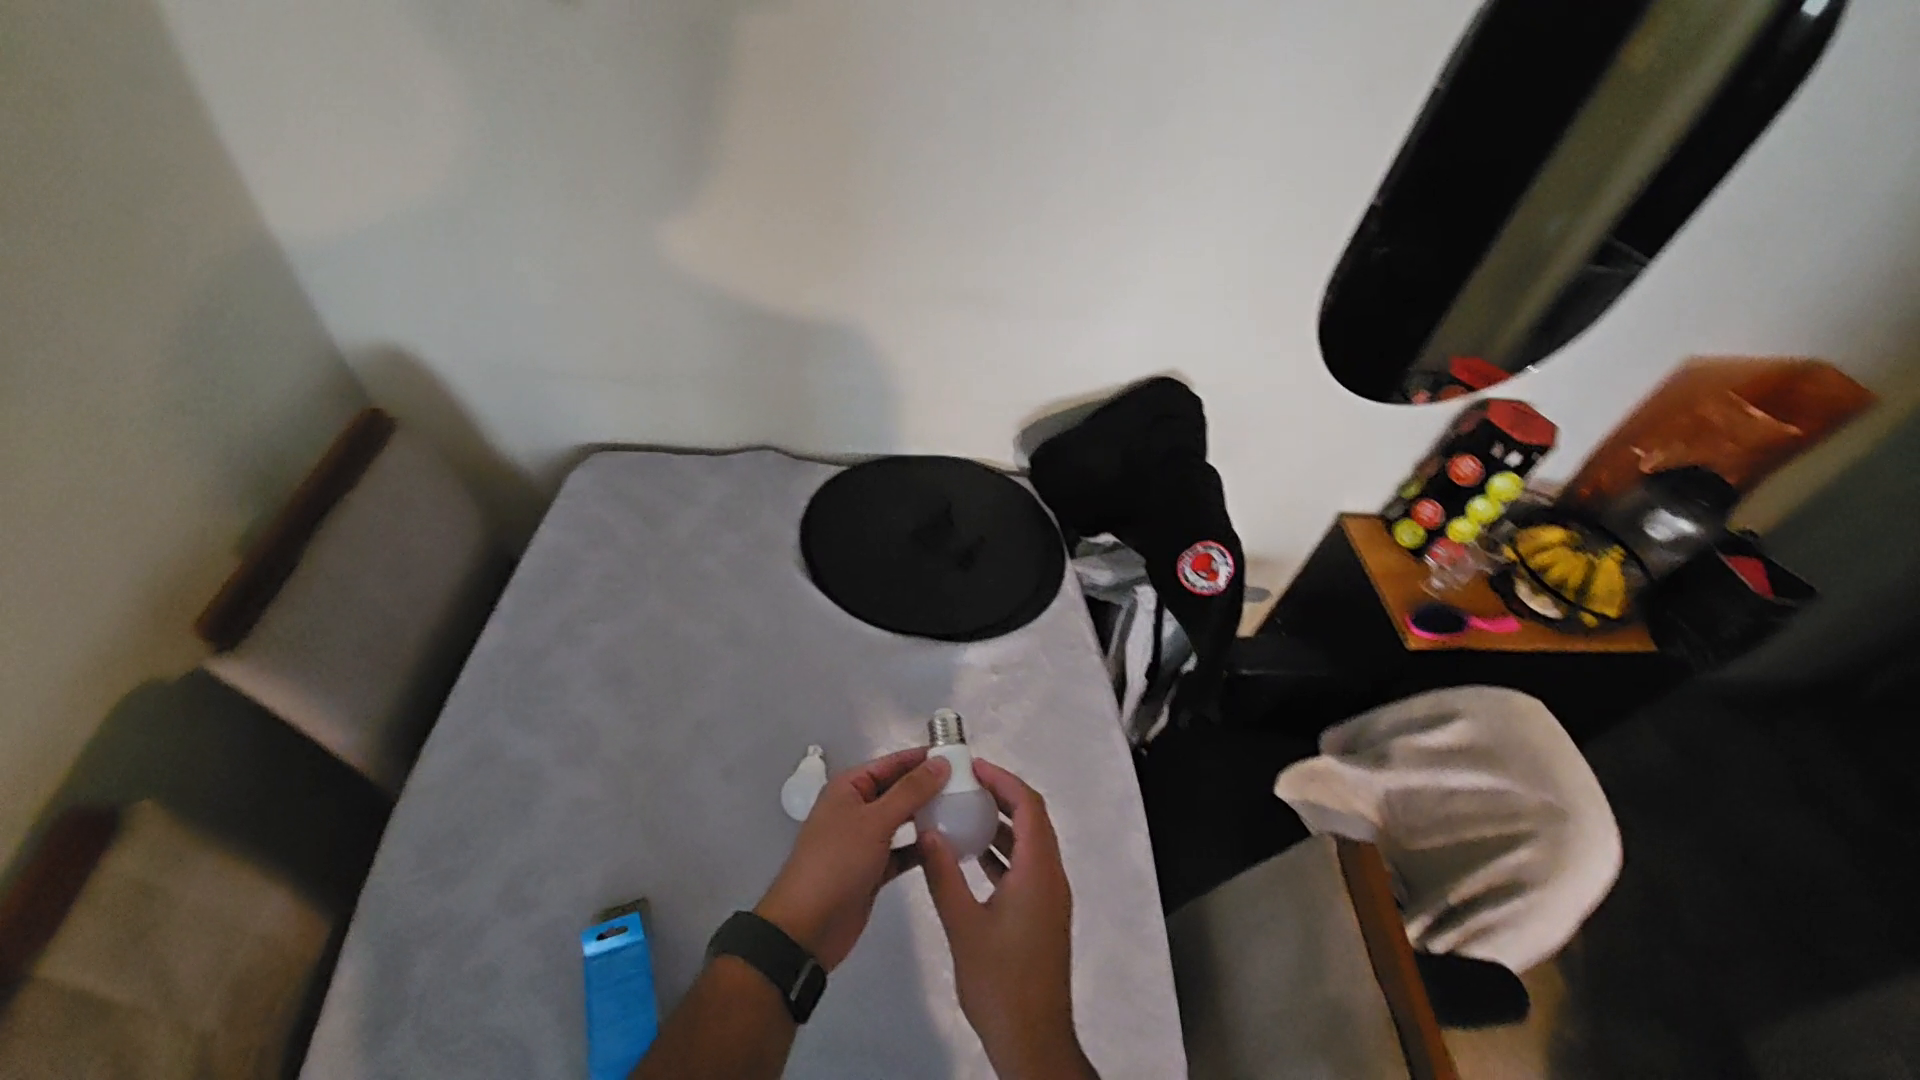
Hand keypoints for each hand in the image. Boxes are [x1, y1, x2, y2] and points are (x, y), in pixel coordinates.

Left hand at [755, 747, 949, 971]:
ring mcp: (865, 840)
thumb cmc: (837, 863)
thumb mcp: (875, 821)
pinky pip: (904, 851)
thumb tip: (941, 762)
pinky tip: (950, 847)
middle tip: (969, 786)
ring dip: (929, 817)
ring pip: (903, 821)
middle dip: (930, 787)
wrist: (807, 927)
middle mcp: (857, 809)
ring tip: (966, 811)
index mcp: (849, 788)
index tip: (959, 756)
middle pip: (899, 790)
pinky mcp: (874, 869)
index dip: (922, 758)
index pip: (891, 763)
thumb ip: (910, 791)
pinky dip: (923, 848)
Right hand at [919, 761, 1096, 1079]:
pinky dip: (1003, 853)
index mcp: (1038, 872)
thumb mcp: (962, 925)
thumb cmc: (999, 980)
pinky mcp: (1044, 915)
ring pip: (1031, 845)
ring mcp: (1051, 898)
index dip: (1004, 781)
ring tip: (965, 813)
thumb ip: (943, 875)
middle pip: (1034, 821)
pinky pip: (1027, 868)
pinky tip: (972, 857)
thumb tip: (928, 832)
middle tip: (967, 784)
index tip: (975, 767)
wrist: (1032, 1036)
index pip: (1029, 807)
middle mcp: (1052, 878)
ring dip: (1002, 825)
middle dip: (1003, 797)